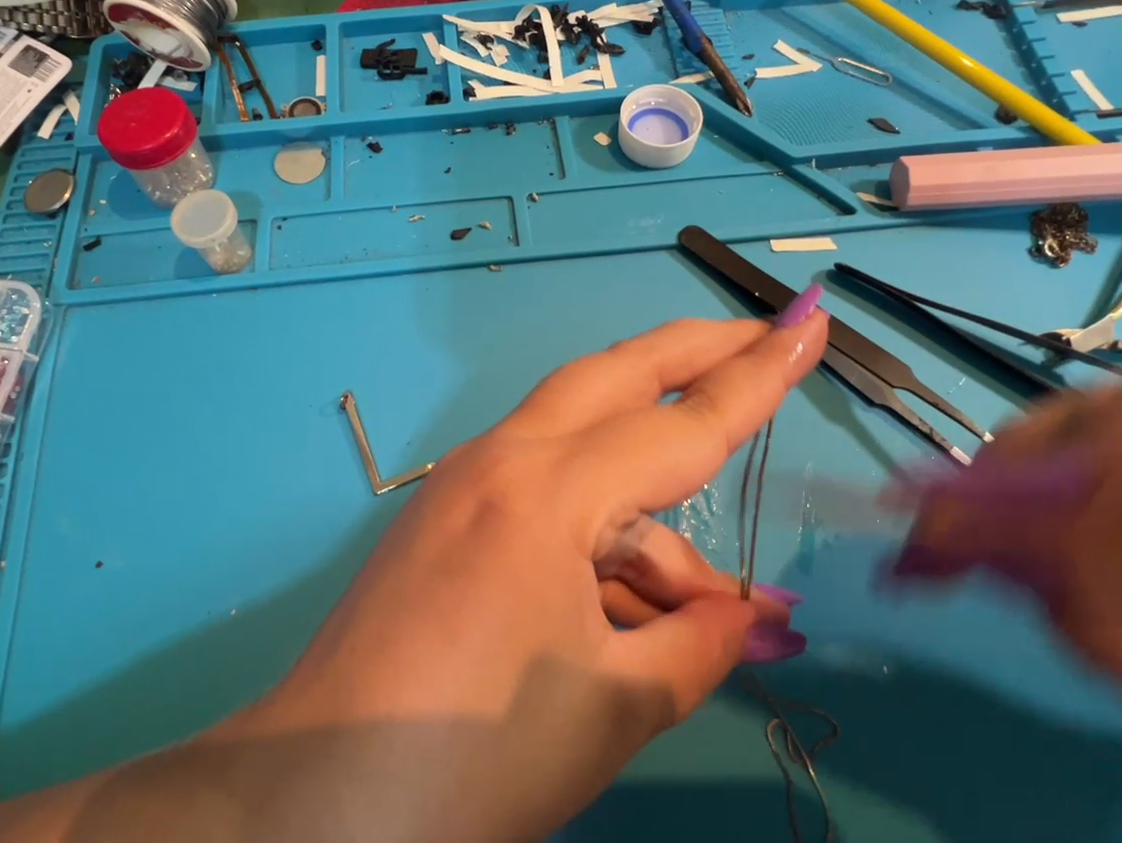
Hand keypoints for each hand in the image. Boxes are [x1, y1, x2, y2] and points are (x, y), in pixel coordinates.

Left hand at [0, 311, 829, 842]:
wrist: (313, 799)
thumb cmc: (471, 756)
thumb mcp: (611, 704)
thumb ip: (697, 643)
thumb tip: (752, 614)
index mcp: (546, 493)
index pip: (678, 422)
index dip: (756, 376)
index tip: (808, 325)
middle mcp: (499, 463)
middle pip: (612, 377)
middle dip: (690, 355)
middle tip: (759, 340)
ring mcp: (461, 487)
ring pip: (580, 457)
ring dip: (648, 514)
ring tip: (702, 610)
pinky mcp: (442, 523)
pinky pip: (542, 501)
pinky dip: (597, 540)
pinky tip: (628, 613)